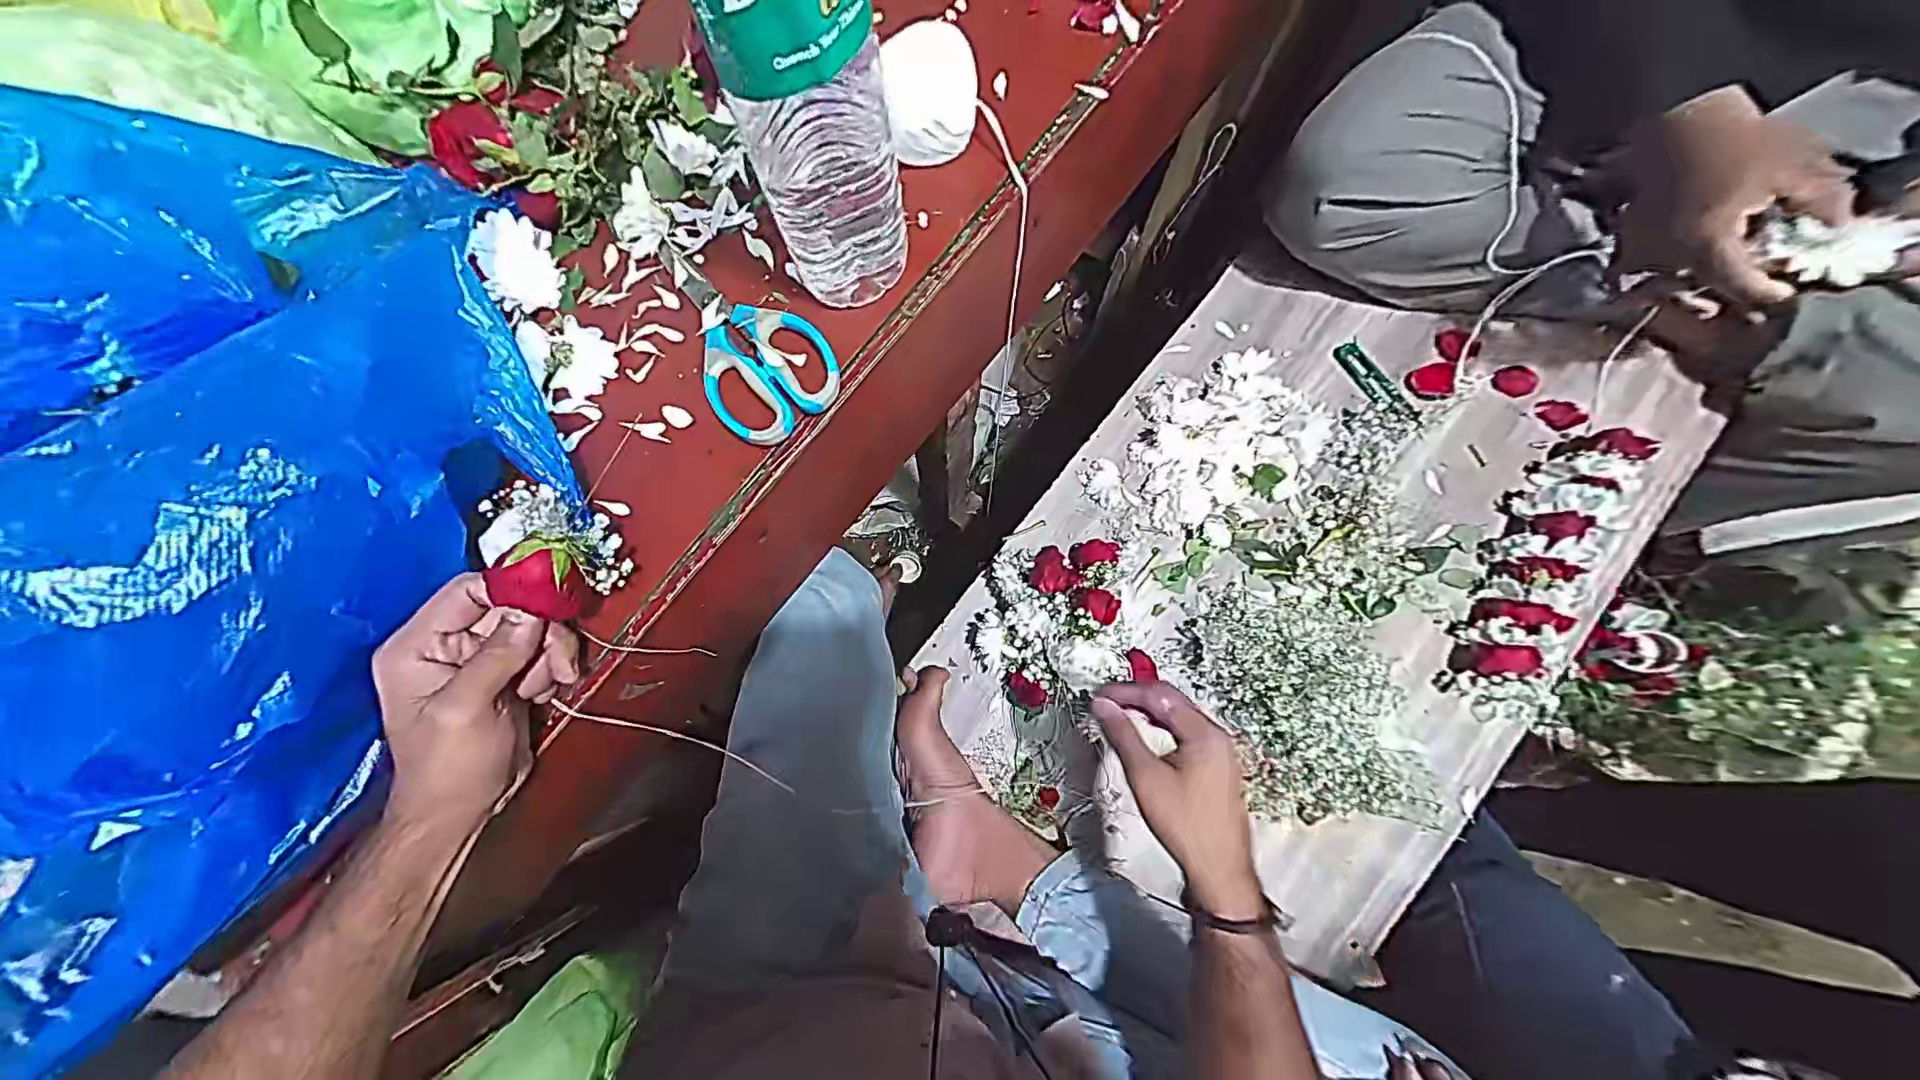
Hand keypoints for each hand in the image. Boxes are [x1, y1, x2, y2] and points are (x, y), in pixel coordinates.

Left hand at [371, 574, 578, 832]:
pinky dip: (555, 667)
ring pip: (536, 627)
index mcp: (418, 645)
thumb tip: (532, 611)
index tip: (553, 602)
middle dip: (543, 632)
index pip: (469, 590)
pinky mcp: (509, 672)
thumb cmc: (447, 769)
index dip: (513, 590)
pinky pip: (545, 650)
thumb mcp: (466, 709)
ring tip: (548, 686)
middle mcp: (449, 644)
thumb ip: (497, 656)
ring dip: (554, 654)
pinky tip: (545, 692)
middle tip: (559, 663)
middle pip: (513, 608)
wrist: (460, 812)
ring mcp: (481, 658)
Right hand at [1089, 682, 1264, 920]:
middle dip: (1136, 696)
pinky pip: (1184, 729)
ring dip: (1147, 710)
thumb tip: (1104, 706)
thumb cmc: (1187, 826)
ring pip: (1177, 713)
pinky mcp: (1216, 762)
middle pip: (1171, 699)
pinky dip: (1160, 724)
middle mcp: (1216, 735)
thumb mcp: (1145, 775)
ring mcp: (1219, 748)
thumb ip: (1122, 734)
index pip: (1159, 695)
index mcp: (1204, 733)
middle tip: (1106, 701)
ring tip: (1119, 713)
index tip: (1100, 695)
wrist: (1218, 867)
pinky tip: (1144, 733)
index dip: (1125, 691)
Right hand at [1616, 85, 1854, 304]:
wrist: (1680, 121)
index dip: (1767, 294)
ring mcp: (1639, 250)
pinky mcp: (1627, 238)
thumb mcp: (1799, 169)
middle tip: (1762, 268)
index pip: (1739, 287)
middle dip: (1731, 279)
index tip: (1785, 296)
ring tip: (1725, 252)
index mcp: (1705, 248)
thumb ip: (1822, 205)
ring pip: (1674, 275)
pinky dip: (1668, 259)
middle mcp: (1664, 259)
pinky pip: (1647, 262)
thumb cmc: (1737, 144)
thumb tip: (1836, 228)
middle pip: (1704, 283)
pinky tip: (1689, 241)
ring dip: (1699, 269)